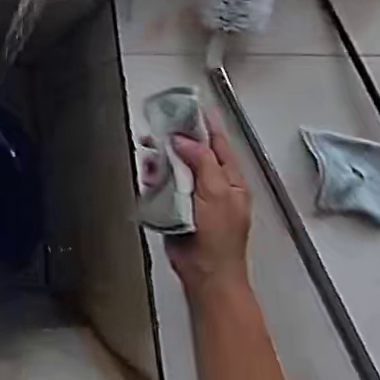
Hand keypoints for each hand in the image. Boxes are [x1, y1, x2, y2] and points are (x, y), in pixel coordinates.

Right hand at [152, 112, 252, 297]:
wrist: (205, 273)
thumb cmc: (220, 240)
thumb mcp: (218, 194)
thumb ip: (202, 162)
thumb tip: (185, 140)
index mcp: (231, 180)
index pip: (218, 143)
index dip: (206, 124)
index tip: (192, 106)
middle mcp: (213, 184)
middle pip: (191, 152)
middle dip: (174, 141)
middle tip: (157, 131)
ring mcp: (193, 195)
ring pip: (173, 166)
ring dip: (161, 161)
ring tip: (150, 159)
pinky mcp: (175, 205)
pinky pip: (161, 184)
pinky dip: (153, 178)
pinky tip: (148, 178)